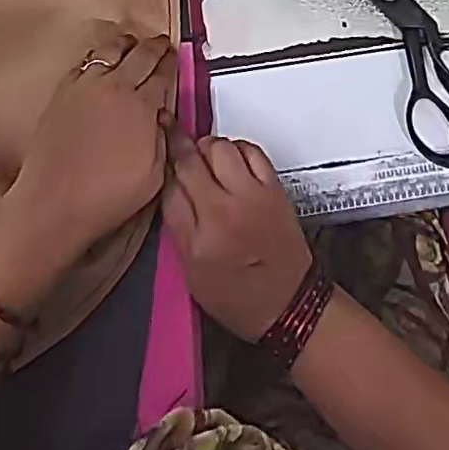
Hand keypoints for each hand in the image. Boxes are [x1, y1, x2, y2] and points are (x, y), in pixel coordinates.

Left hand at [0, 24, 177, 265]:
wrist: (54, 202)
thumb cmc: (106, 195)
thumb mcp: (154, 176)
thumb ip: (163, 140)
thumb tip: (162, 118)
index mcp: (141, 106)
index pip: (162, 74)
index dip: (171, 63)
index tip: (175, 58)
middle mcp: (114, 88)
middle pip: (140, 55)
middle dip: (155, 46)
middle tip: (162, 43)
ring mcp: (85, 87)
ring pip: (109, 50)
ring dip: (125, 44)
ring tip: (132, 42)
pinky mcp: (62, 93)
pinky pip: (83, 63)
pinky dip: (96, 56)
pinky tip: (99, 61)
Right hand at [162, 132, 312, 340]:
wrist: (290, 302)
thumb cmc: (239, 295)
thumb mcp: (192, 271)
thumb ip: (177, 224)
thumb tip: (168, 184)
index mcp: (203, 236)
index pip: (170, 186)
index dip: (162, 169)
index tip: (158, 157)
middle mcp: (228, 209)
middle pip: (193, 159)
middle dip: (180, 151)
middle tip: (177, 152)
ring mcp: (254, 194)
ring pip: (220, 147)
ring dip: (207, 148)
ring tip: (205, 161)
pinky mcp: (274, 187)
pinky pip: (251, 150)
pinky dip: (237, 148)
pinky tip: (231, 160)